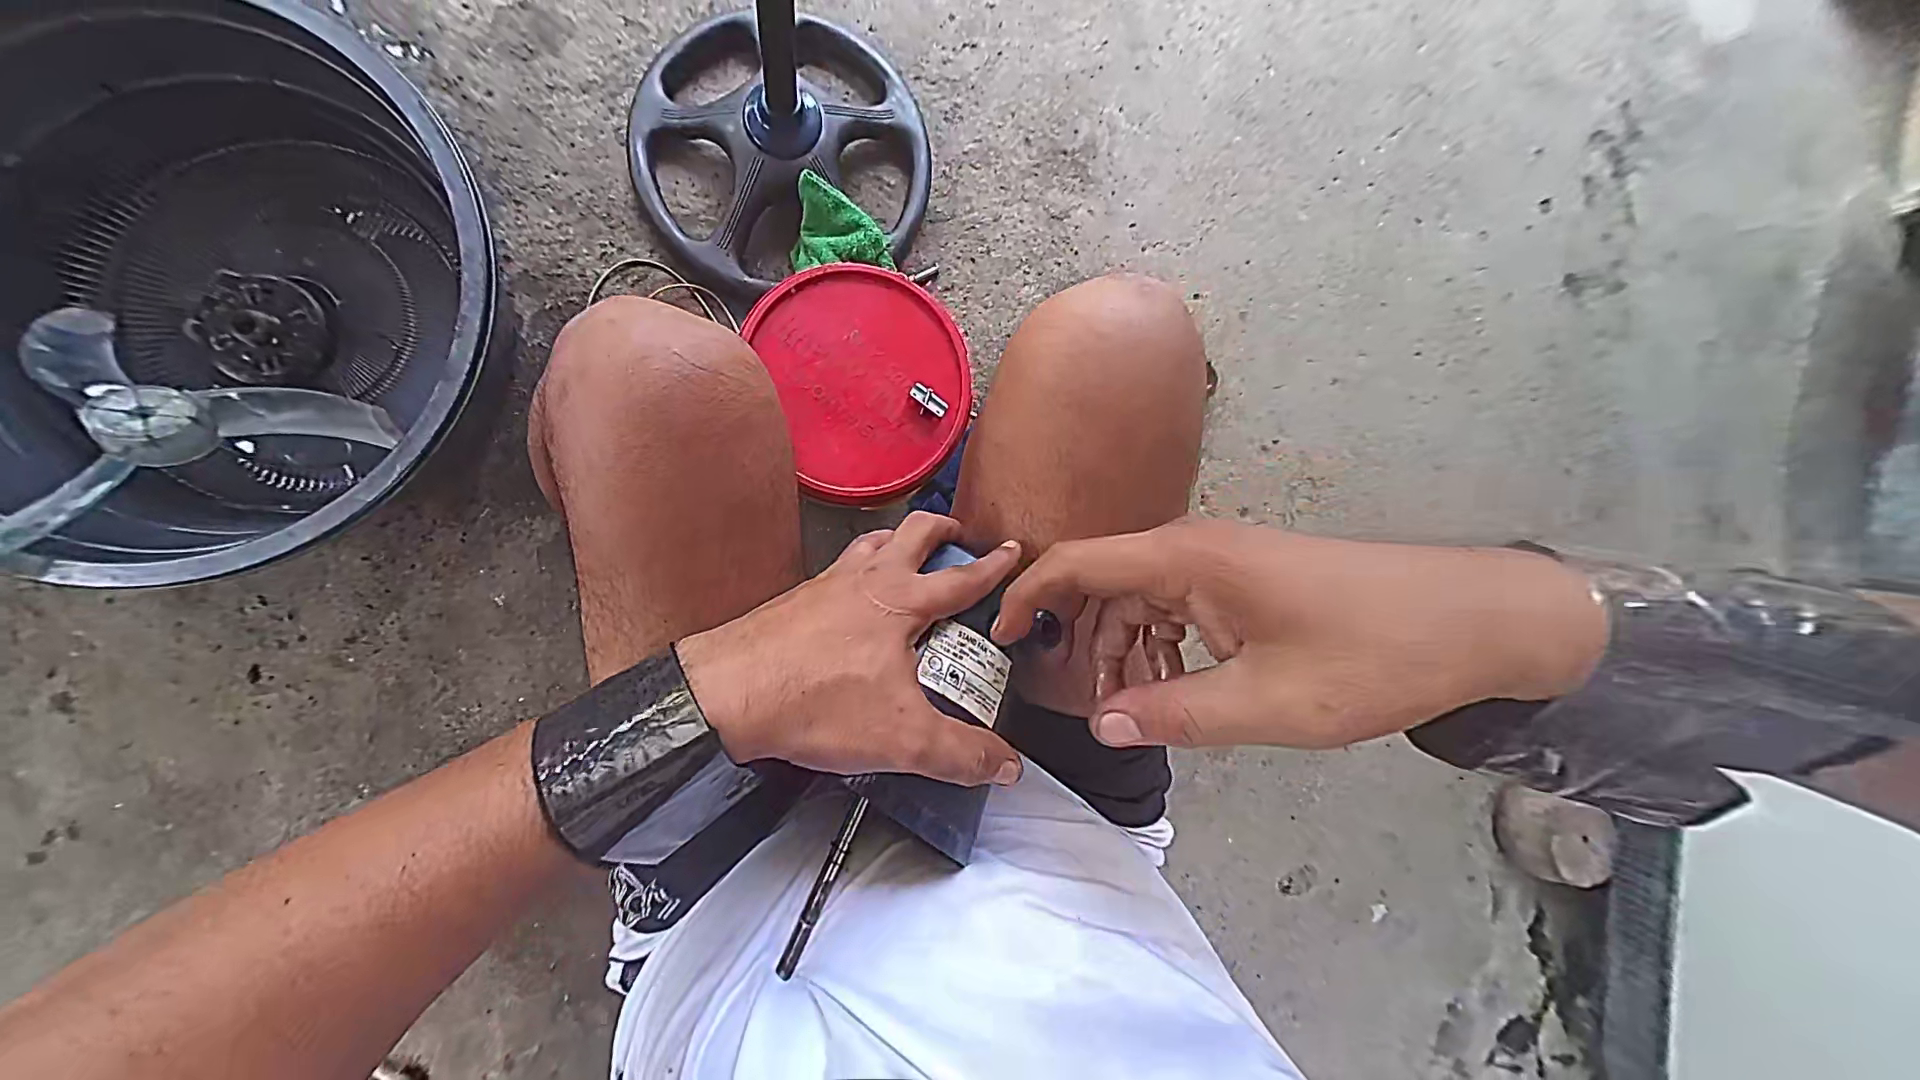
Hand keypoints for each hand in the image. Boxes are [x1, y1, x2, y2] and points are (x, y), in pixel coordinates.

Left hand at [677, 512, 1025, 786]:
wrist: (725, 695)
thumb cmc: (809, 701)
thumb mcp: (901, 738)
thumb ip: (960, 752)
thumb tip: (1003, 763)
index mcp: (900, 602)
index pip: (962, 577)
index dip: (994, 566)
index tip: (1010, 552)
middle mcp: (866, 580)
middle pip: (915, 532)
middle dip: (944, 530)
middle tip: (959, 538)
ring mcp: (828, 584)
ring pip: (873, 541)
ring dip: (898, 540)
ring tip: (909, 555)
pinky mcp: (799, 598)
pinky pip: (839, 565)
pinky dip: (858, 565)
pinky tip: (854, 593)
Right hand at [992, 520, 1606, 749]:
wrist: (1478, 619)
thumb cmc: (1374, 653)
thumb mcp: (1268, 703)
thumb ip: (1175, 714)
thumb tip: (1100, 724)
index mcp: (1186, 560)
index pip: (1078, 562)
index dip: (1028, 593)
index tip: (999, 633)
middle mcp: (1192, 549)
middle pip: (1103, 585)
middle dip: (1082, 640)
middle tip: (1081, 697)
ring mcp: (1218, 562)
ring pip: (1139, 600)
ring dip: (1125, 650)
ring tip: (1138, 704)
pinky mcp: (1240, 580)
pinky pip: (1175, 607)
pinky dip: (1161, 646)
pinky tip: (1176, 686)